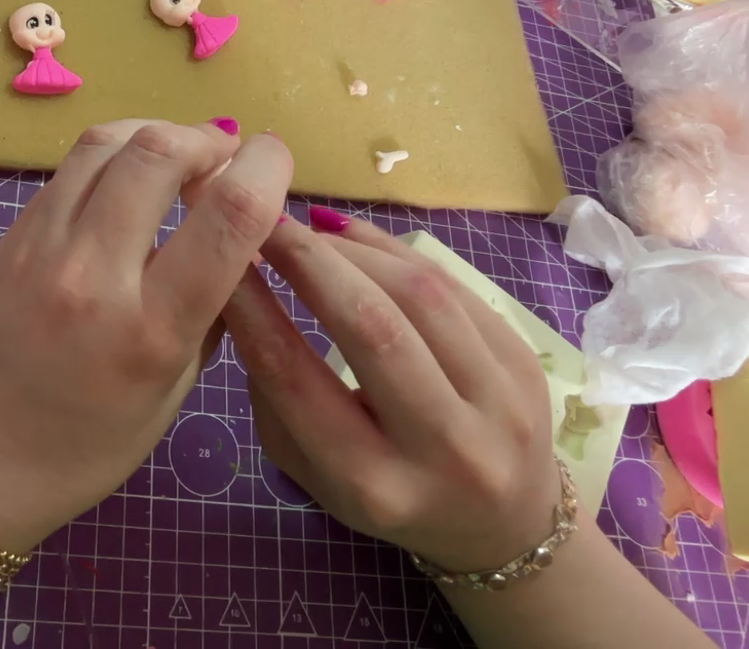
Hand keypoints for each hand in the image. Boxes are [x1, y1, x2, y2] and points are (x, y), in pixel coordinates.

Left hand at [0, 120, 291, 552]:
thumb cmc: (86, 445)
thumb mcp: (173, 391)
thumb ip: (212, 308)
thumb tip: (239, 236)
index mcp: (151, 331)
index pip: (228, 217)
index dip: (265, 167)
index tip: (274, 156)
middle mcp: (93, 274)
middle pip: (159, 153)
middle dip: (206, 138)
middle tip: (223, 153)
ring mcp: (41, 247)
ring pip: (106, 143)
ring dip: (156, 131)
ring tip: (179, 150)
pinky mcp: (10, 236)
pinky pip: (69, 168)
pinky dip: (112, 152)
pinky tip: (128, 170)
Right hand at [224, 213, 562, 573]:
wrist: (501, 525)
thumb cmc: (380, 492)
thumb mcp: (306, 467)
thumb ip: (269, 392)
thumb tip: (244, 291)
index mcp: (372, 483)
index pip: (293, 375)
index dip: (249, 307)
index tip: (221, 261)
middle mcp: (444, 449)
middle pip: (370, 327)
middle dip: (306, 260)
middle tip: (262, 222)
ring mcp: (500, 404)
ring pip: (418, 295)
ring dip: (349, 249)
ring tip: (304, 229)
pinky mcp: (528, 364)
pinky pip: (453, 285)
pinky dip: (392, 251)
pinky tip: (349, 238)